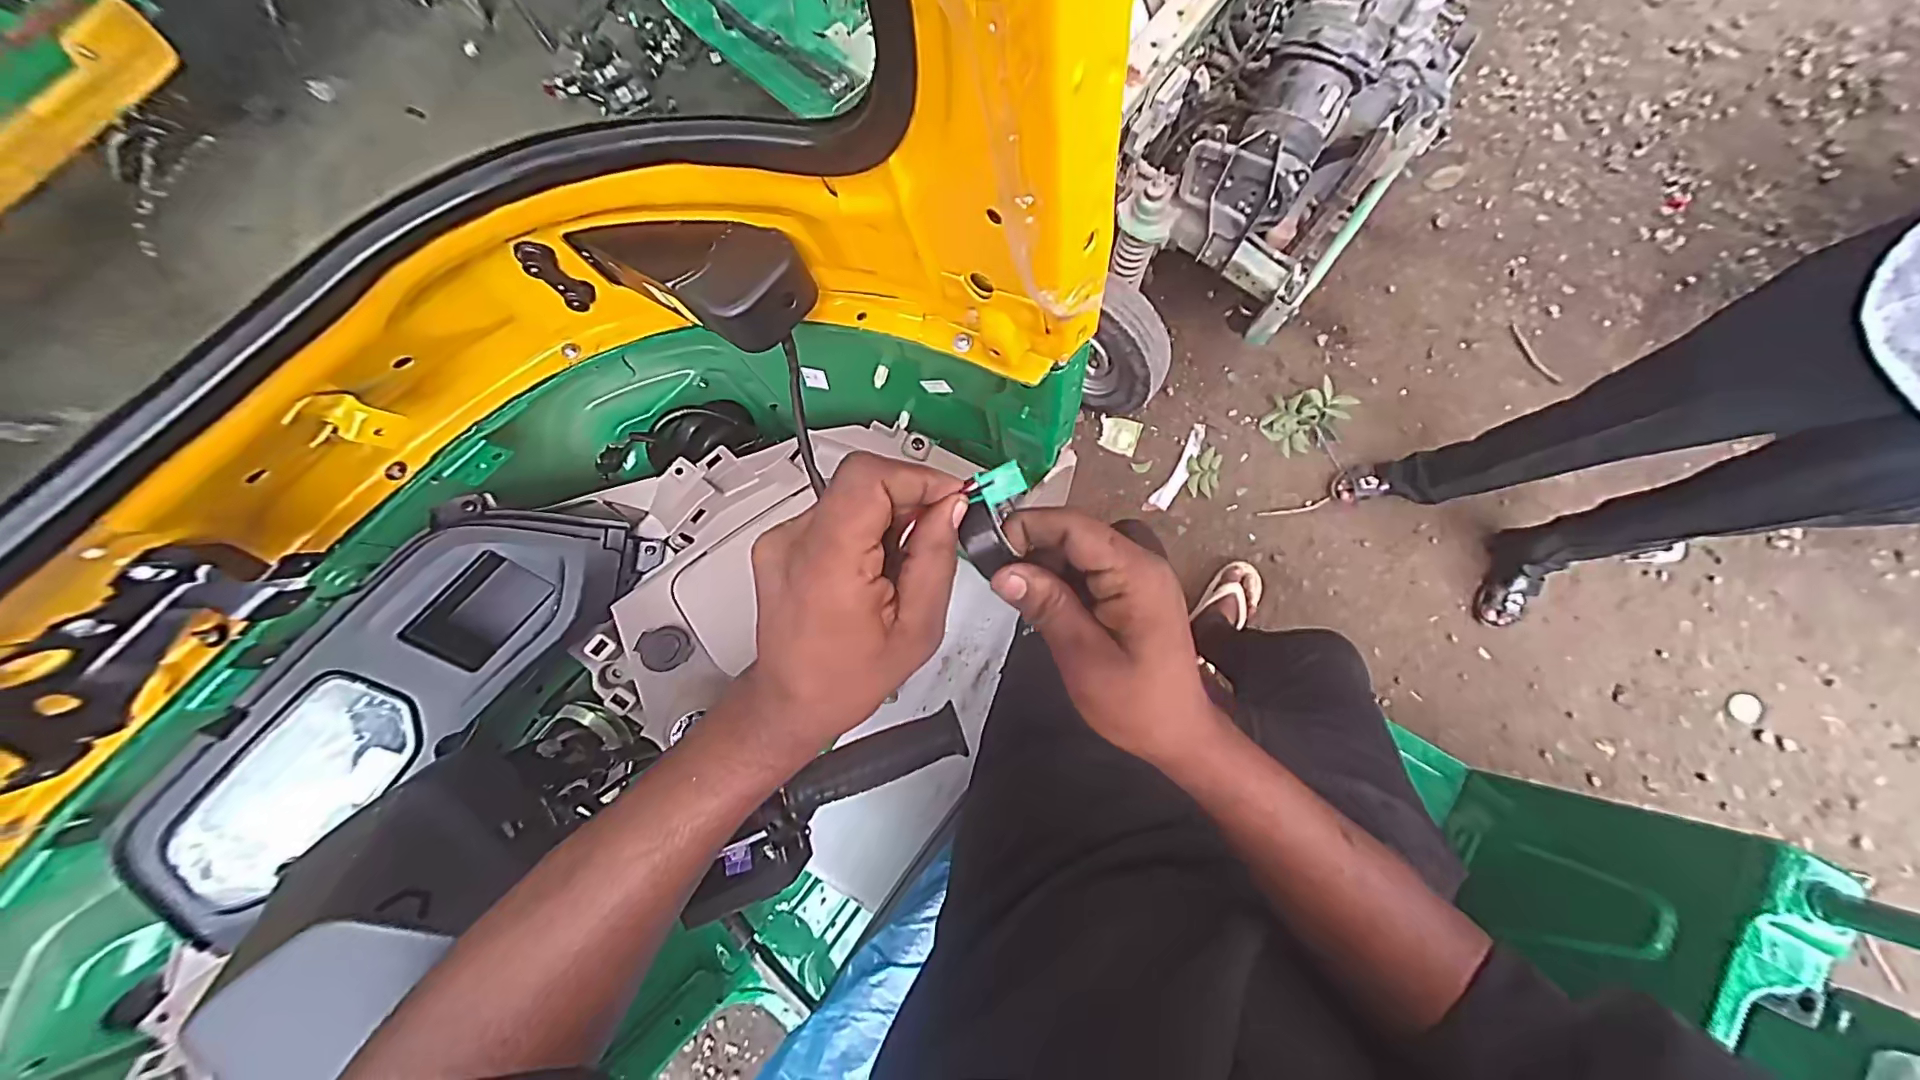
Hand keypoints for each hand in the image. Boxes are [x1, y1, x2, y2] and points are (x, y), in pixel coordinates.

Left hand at [735, 452, 966, 759]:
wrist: (793, 699)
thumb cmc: (845, 679)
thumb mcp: (917, 630)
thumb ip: (936, 558)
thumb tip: (950, 508)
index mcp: (827, 565)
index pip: (869, 479)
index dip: (918, 479)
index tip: (950, 496)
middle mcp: (795, 543)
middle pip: (861, 479)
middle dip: (909, 496)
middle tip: (933, 531)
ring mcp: (782, 539)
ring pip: (851, 492)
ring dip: (887, 515)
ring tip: (895, 564)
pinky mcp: (781, 540)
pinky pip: (835, 510)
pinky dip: (864, 527)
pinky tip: (872, 566)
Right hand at [991, 509, 1229, 766]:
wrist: (1179, 732)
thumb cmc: (1139, 705)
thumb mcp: (1083, 656)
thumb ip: (1046, 606)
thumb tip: (1005, 572)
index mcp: (1137, 574)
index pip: (1075, 526)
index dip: (1030, 526)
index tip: (993, 546)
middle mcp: (1143, 563)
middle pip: (1078, 531)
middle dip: (1036, 546)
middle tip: (1004, 577)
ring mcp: (1140, 575)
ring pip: (1082, 546)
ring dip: (1048, 562)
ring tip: (1024, 594)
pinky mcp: (1133, 589)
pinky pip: (1091, 566)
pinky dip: (1063, 577)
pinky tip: (1047, 602)